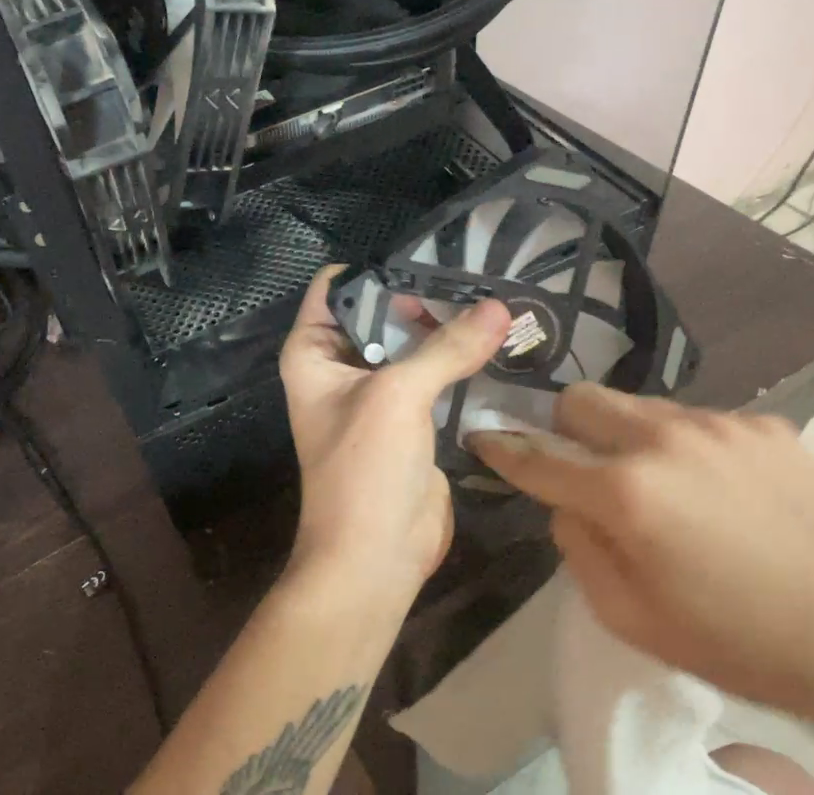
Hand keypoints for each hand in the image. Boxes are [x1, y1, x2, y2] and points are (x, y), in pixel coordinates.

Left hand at [279, 266, 510, 601]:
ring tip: (500, 300)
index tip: (433, 255)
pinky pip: (433, 377)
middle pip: (380, 313)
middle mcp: (339, 366)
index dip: (380, 270)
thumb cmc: (364, 468)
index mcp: (313, 352)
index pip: (339, 288)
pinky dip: (459, 363)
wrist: (374, 557)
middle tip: (482, 276)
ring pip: (411, 345)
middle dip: (423, 298)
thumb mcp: (398, 396)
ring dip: (446, 330)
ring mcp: (376, 394)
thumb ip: (446, 348)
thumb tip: (499, 306)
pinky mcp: (409, 420)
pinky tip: (500, 343)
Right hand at [470, 386, 813, 716]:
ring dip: (628, 438)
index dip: (500, 447)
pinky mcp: (766, 426)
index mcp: (624, 492)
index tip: (481, 436)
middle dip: (565, 428)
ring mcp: (720, 426)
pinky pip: (698, 422)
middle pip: (581, 399)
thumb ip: (577, 546)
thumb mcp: (629, 617)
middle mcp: (664, 439)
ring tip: (665, 490)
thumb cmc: (738, 643)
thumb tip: (567, 502)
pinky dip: (687, 448)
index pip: (536, 456)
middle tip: (585, 470)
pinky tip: (722, 495)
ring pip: (639, 406)